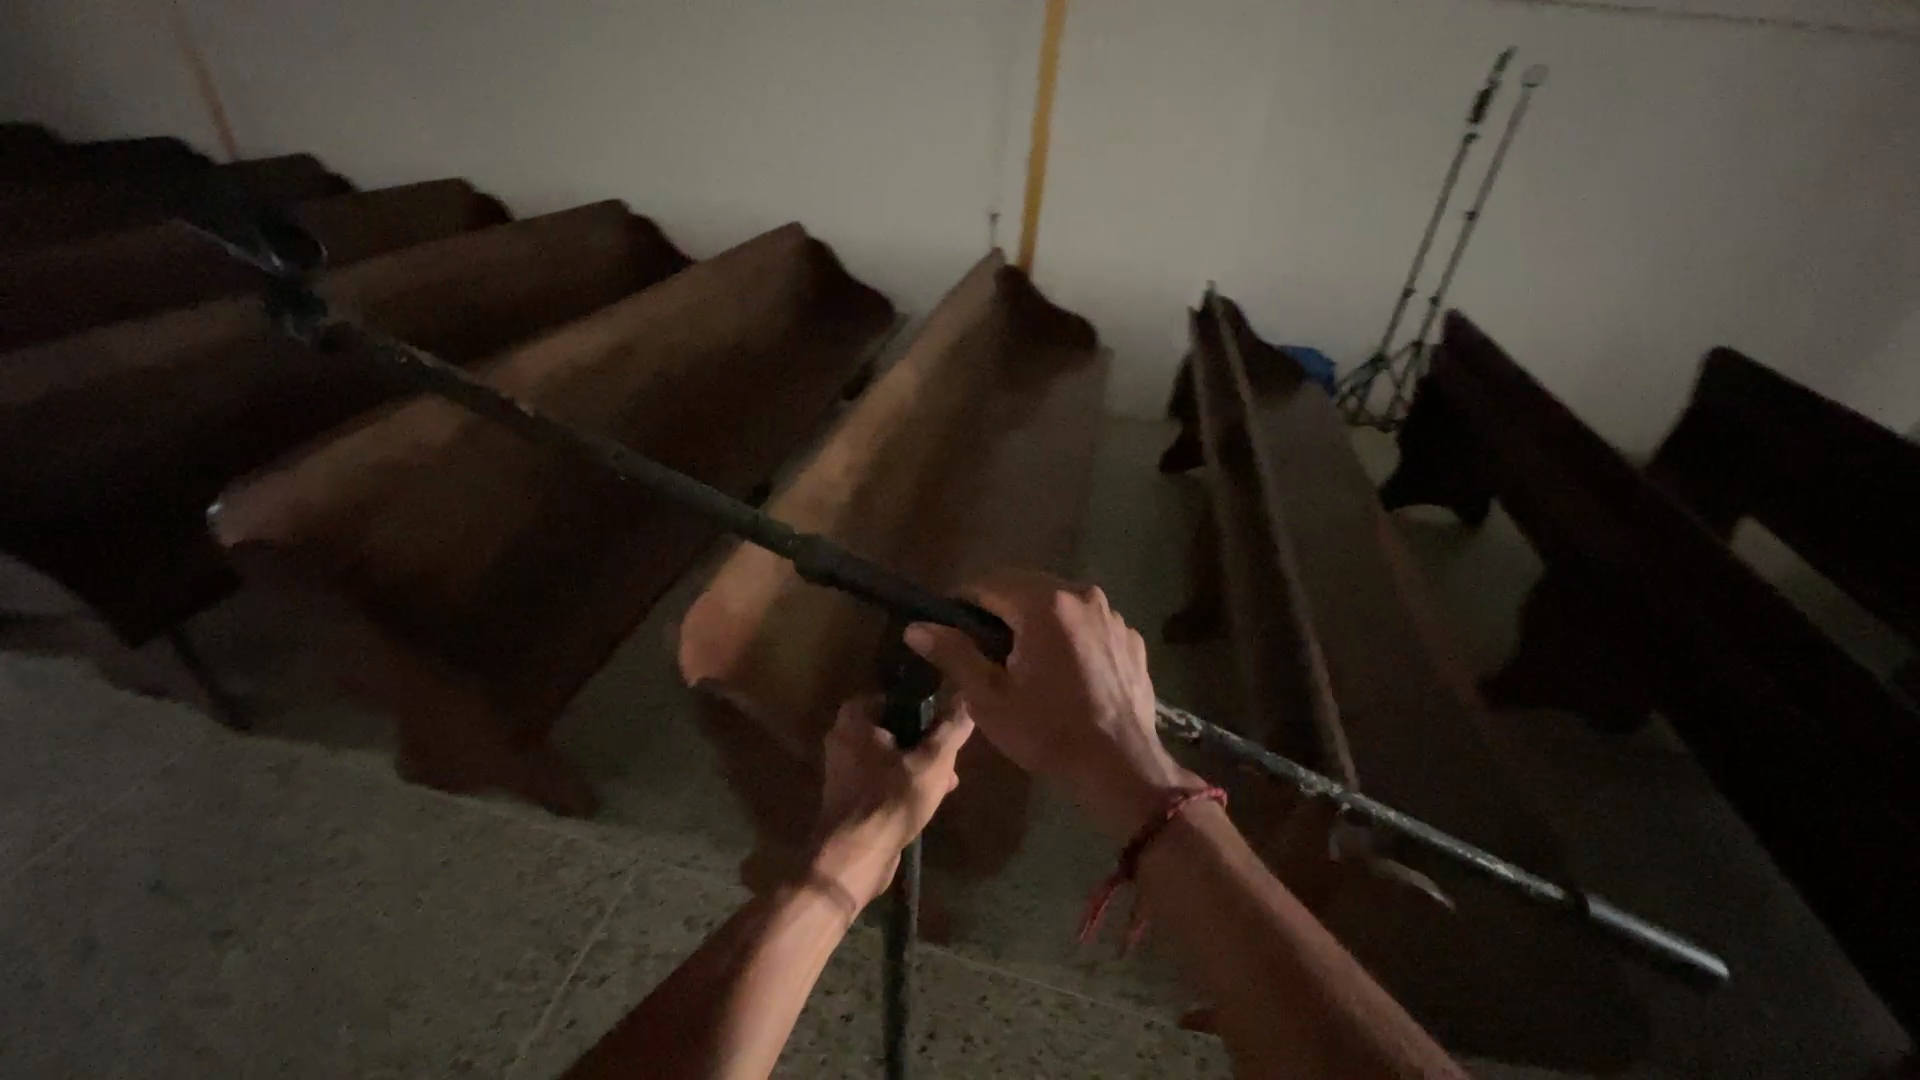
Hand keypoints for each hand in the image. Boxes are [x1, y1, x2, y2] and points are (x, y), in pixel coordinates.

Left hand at [807, 695, 974, 912]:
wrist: (854, 858)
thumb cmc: (891, 800)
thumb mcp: (932, 762)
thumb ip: (951, 729)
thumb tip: (966, 697)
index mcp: (855, 717)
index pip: (898, 697)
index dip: (927, 710)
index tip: (948, 727)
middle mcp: (844, 736)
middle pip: (897, 728)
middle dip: (926, 744)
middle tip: (951, 759)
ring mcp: (844, 768)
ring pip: (892, 755)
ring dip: (919, 766)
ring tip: (948, 783)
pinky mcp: (850, 794)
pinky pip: (883, 778)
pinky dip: (904, 784)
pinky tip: (929, 801)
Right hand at [904, 570, 1197, 840]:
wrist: (1120, 767)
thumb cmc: (1047, 732)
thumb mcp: (989, 697)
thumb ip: (953, 654)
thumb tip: (916, 628)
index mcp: (1045, 604)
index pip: (988, 584)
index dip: (962, 603)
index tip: (947, 628)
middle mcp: (1082, 595)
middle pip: (1026, 587)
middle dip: (999, 609)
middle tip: (980, 646)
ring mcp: (1112, 616)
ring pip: (1060, 603)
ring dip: (1035, 619)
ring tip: (1021, 658)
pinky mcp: (1130, 638)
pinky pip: (1088, 623)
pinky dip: (1069, 635)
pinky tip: (1063, 670)